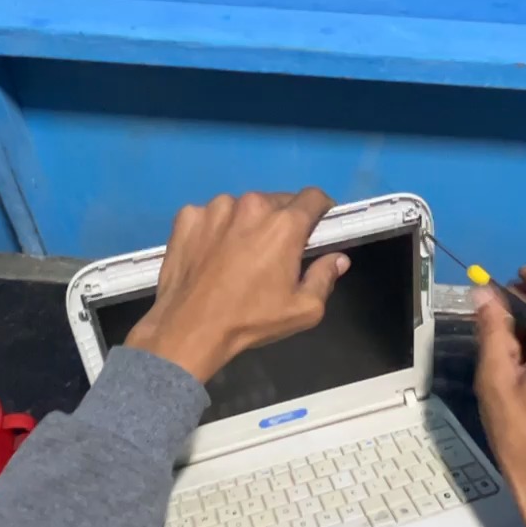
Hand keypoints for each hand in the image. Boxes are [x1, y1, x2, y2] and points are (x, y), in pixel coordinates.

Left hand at [125, 189, 350, 381]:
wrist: (189, 329)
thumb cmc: (250, 320)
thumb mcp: (303, 309)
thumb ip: (325, 277)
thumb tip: (338, 258)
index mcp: (284, 224)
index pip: (313, 197)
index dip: (321, 209)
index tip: (318, 226)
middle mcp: (251, 205)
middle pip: (277, 201)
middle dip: (282, 220)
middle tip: (275, 250)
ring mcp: (215, 207)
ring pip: (242, 207)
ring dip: (247, 223)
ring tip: (237, 254)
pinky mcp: (187, 216)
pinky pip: (210, 215)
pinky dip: (215, 228)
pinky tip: (210, 254)